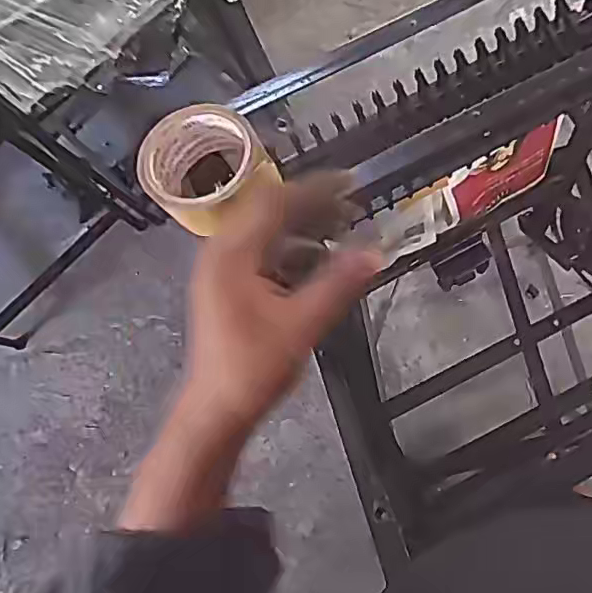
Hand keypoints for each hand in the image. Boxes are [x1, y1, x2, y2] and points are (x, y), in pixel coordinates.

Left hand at [177, 172, 383, 433]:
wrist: (217, 410)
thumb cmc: (252, 368)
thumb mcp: (302, 323)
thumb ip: (339, 284)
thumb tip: (374, 253)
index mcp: (232, 253)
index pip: (276, 202)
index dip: (316, 188)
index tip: (349, 182)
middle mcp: (221, 254)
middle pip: (268, 213)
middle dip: (312, 207)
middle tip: (350, 206)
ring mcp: (221, 272)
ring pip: (266, 235)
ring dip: (303, 230)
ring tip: (340, 232)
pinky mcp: (228, 289)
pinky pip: (262, 255)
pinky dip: (291, 253)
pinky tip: (317, 264)